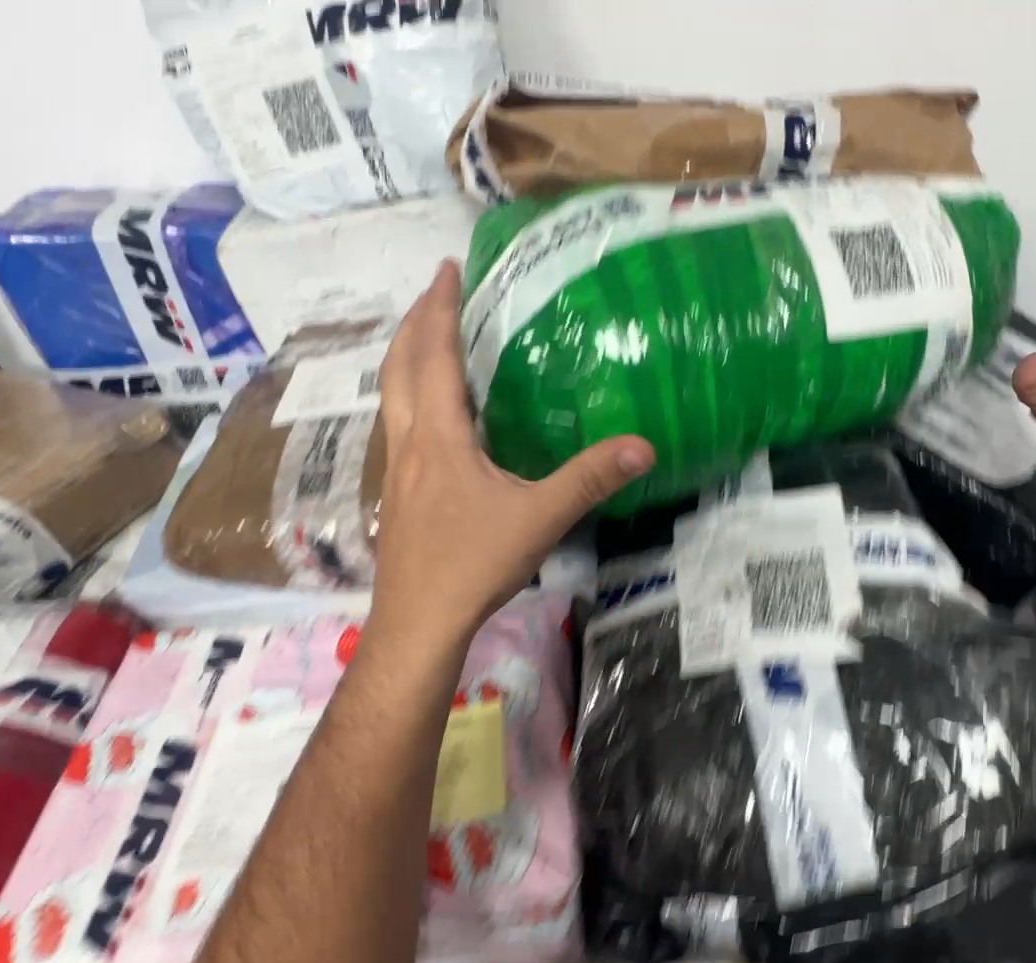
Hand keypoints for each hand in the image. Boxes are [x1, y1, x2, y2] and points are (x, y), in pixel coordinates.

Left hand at [369, 260, 653, 641]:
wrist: (418, 621)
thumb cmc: (472, 564)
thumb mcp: (540, 518)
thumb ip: (590, 478)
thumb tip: (643, 446)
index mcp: (439, 436)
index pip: (433, 356)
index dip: (438, 308)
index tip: (448, 268)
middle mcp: (408, 443)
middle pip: (399, 367)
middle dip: (415, 322)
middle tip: (437, 292)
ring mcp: (395, 470)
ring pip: (391, 397)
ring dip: (406, 358)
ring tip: (430, 340)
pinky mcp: (396, 494)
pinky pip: (398, 426)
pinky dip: (410, 397)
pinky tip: (433, 417)